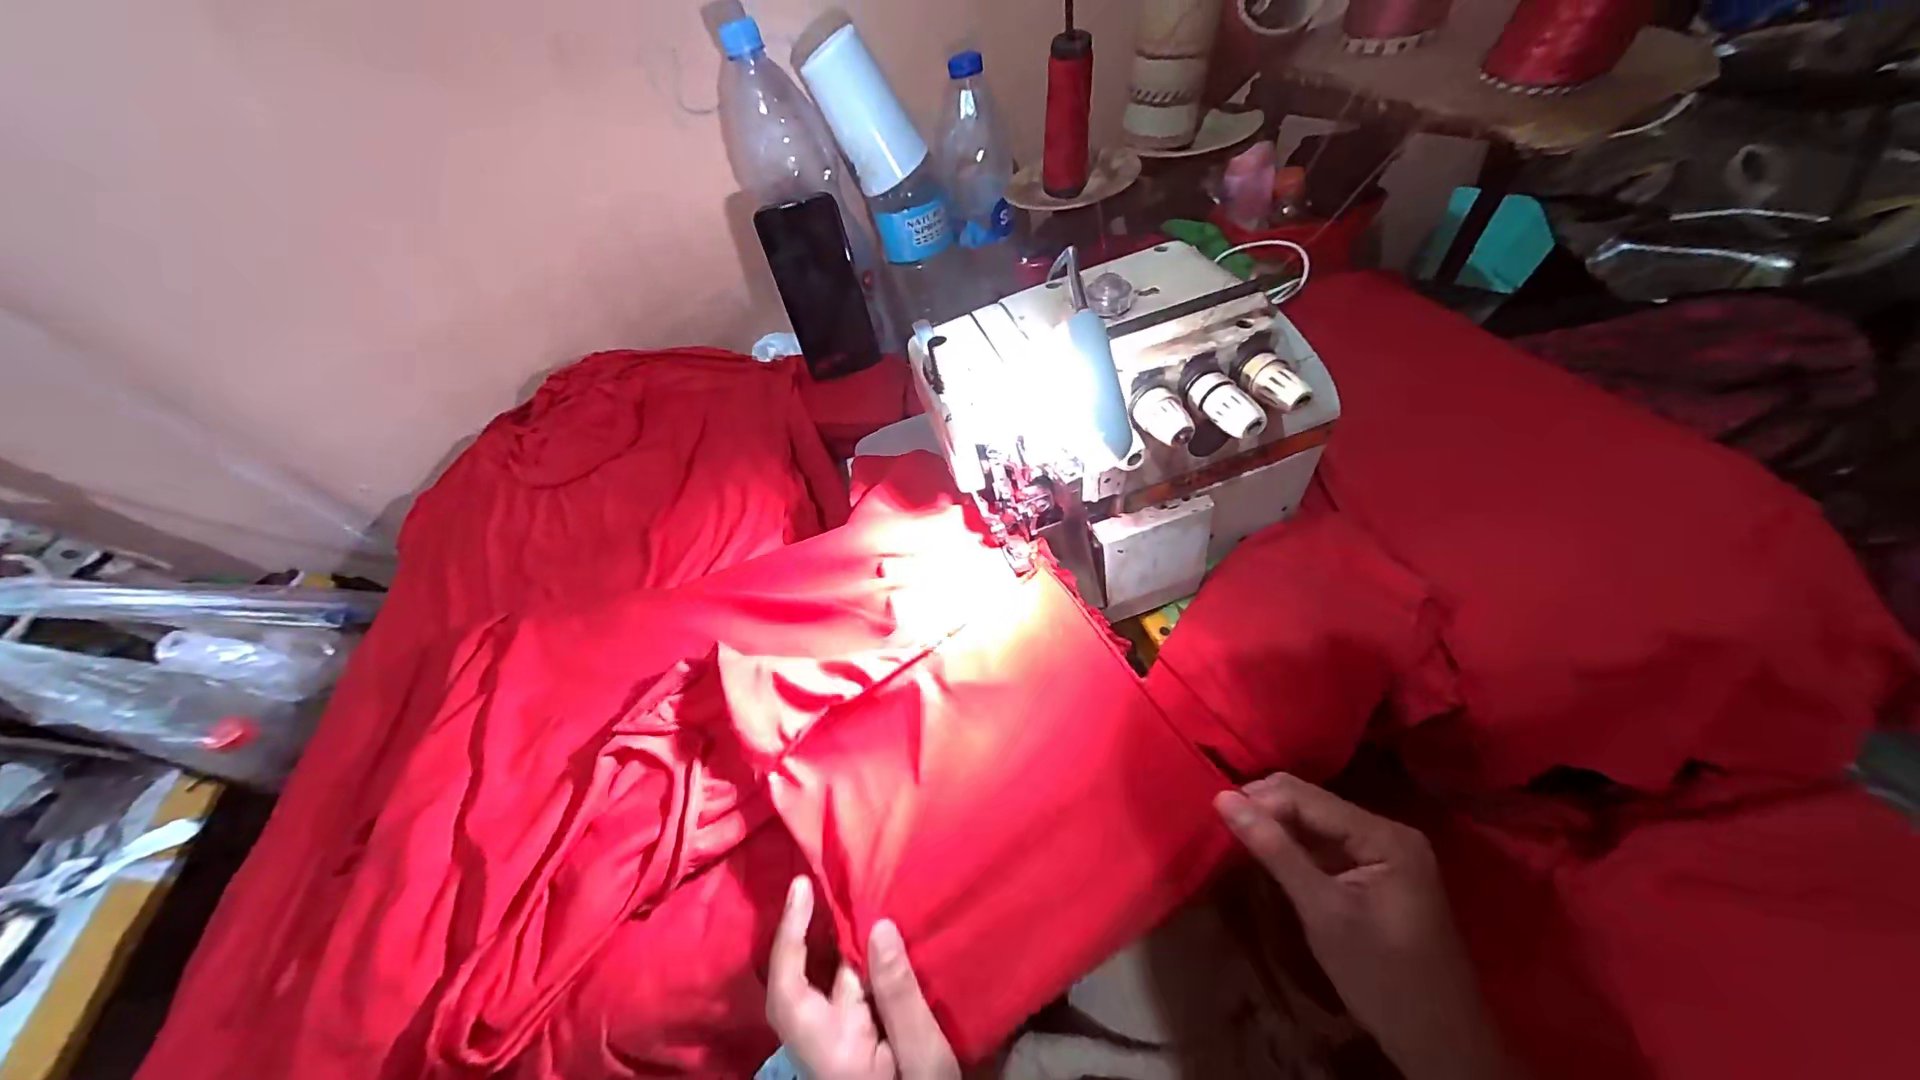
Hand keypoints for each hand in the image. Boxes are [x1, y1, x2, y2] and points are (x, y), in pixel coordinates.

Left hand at [766, 876, 959, 1079]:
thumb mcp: (924, 1060)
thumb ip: (900, 997)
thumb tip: (879, 928)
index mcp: (829, 1054)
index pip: (788, 994)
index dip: (787, 940)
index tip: (801, 889)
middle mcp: (826, 1041)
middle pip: (815, 975)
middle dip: (825, 923)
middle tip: (845, 869)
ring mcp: (845, 1037)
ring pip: (840, 975)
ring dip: (853, 934)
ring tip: (871, 884)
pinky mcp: (863, 1034)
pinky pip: (860, 984)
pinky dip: (868, 954)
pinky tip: (888, 926)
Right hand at [1215, 774, 1511, 1079]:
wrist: (1442, 1047)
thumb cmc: (1384, 979)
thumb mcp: (1323, 911)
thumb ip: (1274, 849)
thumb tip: (1222, 797)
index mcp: (1385, 836)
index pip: (1307, 797)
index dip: (1259, 800)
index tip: (1214, 813)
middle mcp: (1387, 831)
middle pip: (1310, 801)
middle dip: (1264, 809)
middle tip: (1220, 824)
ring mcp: (1383, 851)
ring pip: (1312, 820)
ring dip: (1274, 826)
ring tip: (1234, 835)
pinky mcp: (1374, 870)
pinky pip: (1323, 842)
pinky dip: (1292, 846)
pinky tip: (1265, 852)